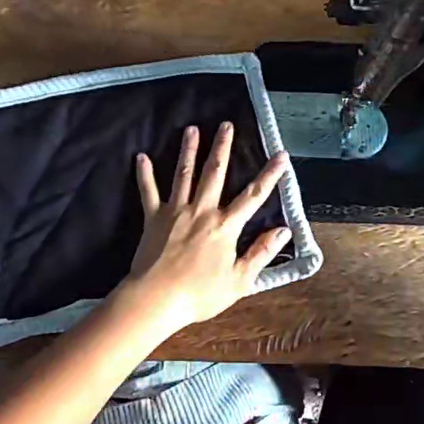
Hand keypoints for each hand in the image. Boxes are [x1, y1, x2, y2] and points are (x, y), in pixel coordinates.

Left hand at [117, 122, 291, 332]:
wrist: (157, 298)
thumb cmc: (199, 294)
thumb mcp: (240, 280)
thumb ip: (261, 253)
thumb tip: (282, 231)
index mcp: (225, 227)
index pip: (253, 196)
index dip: (269, 175)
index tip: (281, 156)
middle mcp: (201, 212)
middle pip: (214, 173)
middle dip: (222, 147)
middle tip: (226, 125)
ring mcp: (175, 212)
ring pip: (184, 174)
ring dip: (188, 150)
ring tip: (191, 129)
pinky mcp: (153, 218)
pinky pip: (148, 191)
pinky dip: (145, 174)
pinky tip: (141, 157)